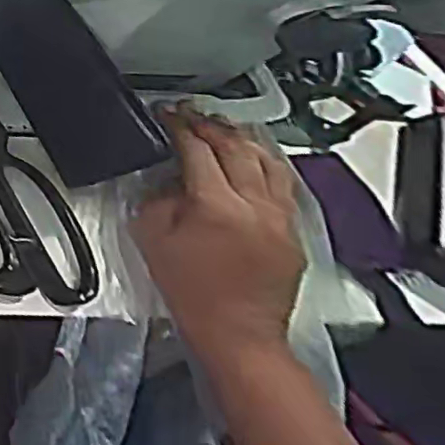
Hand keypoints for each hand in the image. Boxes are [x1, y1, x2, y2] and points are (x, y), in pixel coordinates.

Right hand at [132, 105, 304, 363]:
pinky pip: (283, 186)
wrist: (235, 330)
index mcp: (217, 206)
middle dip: (210, 126)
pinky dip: (265, 163)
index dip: (179, 127)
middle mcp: (257, 209)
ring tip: (222, 127)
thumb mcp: (151, 233)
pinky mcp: (293, 234)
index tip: (166, 115)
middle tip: (189, 114)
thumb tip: (169, 177)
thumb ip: (160, 196)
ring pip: (268, 163)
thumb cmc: (189, 287)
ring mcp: (281, 220)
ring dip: (242, 139)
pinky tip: (252, 158)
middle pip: (236, 149)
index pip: (198, 150)